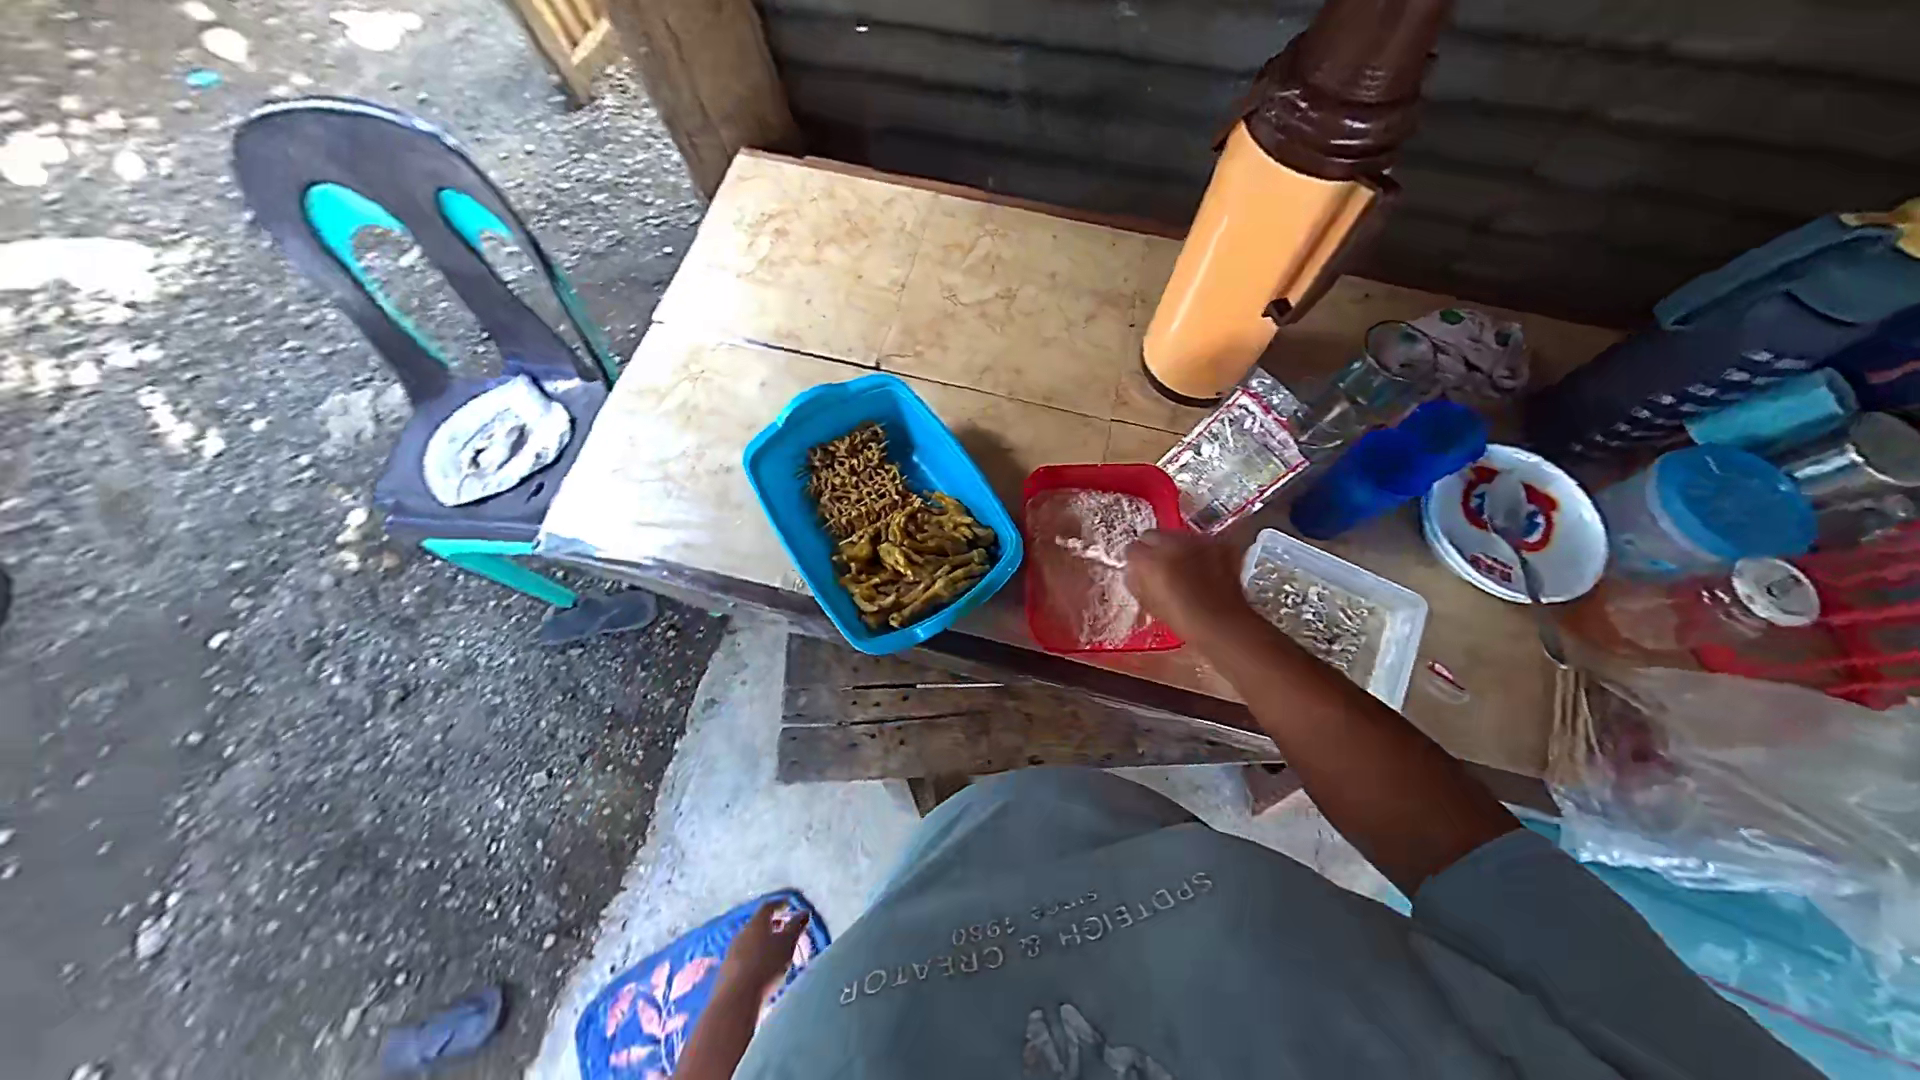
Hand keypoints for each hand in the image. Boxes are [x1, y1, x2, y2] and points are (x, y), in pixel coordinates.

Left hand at [715, 901, 809, 1003]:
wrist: (736, 998)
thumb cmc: (766, 965)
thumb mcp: (787, 944)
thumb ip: (796, 927)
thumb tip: (804, 912)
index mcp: (757, 922)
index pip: (768, 906)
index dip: (780, 904)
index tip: (789, 904)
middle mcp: (742, 932)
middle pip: (758, 923)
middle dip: (772, 924)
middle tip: (784, 928)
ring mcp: (732, 951)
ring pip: (750, 940)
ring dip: (763, 941)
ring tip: (775, 949)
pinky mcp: (726, 970)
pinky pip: (744, 955)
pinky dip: (755, 955)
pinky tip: (761, 967)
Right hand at [1124, 531, 1256, 644]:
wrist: (1222, 623)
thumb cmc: (1181, 620)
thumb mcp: (1148, 603)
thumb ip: (1136, 581)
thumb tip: (1134, 571)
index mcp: (1148, 560)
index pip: (1131, 549)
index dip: (1134, 560)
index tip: (1139, 569)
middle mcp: (1170, 543)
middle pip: (1152, 535)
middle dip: (1153, 548)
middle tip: (1159, 566)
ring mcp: (1195, 541)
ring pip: (1177, 535)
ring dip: (1176, 547)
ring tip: (1183, 566)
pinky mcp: (1217, 543)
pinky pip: (1200, 541)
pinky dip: (1199, 550)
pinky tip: (1203, 565)